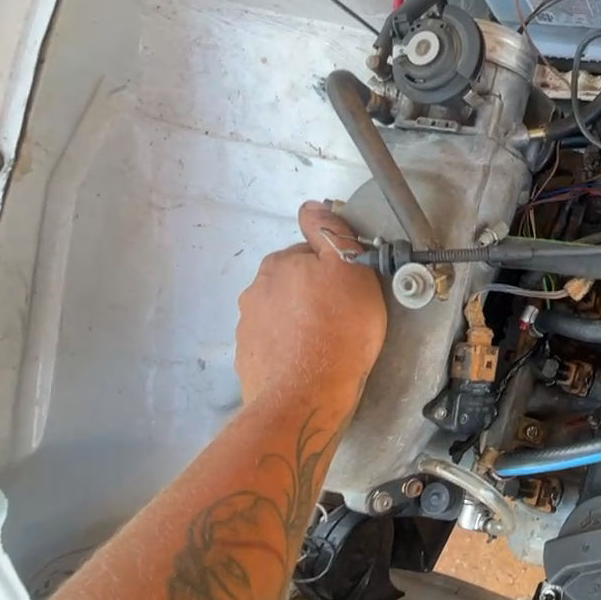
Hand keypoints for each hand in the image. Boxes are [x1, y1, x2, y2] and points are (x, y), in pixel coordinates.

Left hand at [235, 201, 386, 408]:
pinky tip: (311, 362)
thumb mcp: (351, 270)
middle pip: (294, 284)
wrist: (307, 394)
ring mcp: (248, 327)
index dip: (336, 270)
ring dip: (303, 322)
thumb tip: (312, 205)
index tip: (352, 291)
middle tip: (346, 318)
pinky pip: (277, 344)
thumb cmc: (340, 329)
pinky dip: (292, 348)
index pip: (311, 255)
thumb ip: (331, 233)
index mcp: (280, 264)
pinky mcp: (250, 358)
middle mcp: (256, 290)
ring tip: (330, 344)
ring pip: (284, 314)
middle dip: (315, 295)